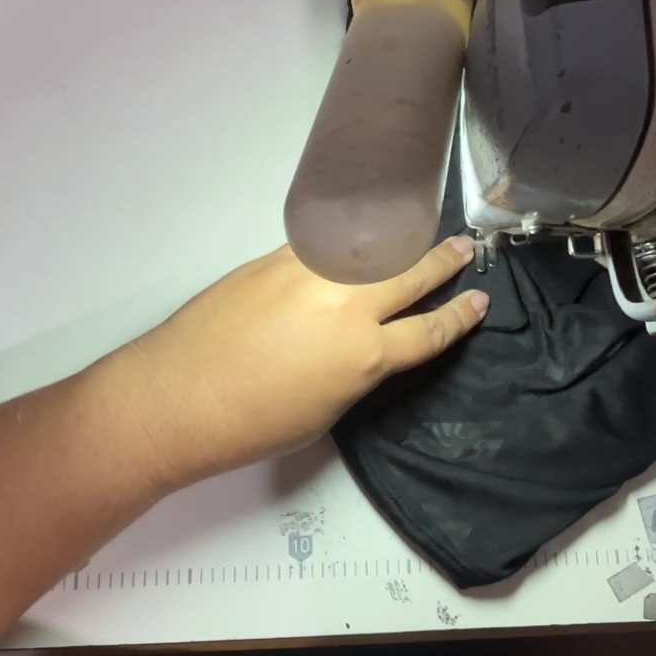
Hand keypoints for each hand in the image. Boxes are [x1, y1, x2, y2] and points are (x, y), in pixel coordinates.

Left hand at [100, 236, 488, 485]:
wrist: (177, 395)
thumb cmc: (252, 424)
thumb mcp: (325, 409)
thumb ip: (356, 369)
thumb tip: (366, 342)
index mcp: (365, 356)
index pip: (428, 332)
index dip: (459, 318)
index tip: (479, 302)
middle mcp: (347, 306)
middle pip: (410, 276)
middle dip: (443, 262)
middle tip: (464, 248)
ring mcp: (311, 275)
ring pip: (372, 249)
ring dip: (403, 240)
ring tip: (423, 231)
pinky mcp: (277, 259)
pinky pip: (327, 242)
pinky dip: (352, 237)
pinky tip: (361, 231)